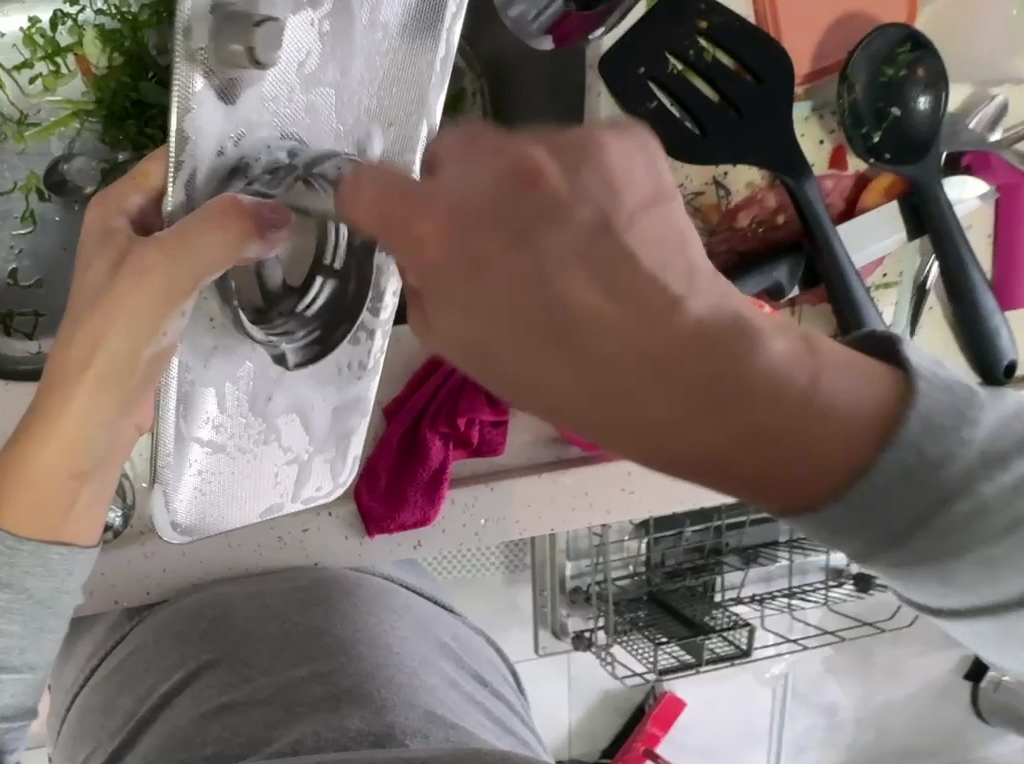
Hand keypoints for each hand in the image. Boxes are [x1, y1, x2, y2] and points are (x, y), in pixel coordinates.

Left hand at [0, 147, 294, 544]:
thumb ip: (221, 231)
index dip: (228, 152)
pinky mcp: (164, 315)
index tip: (287, 150)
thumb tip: (285, 214)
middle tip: (306, 190)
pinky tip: (272, 272)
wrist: (93, 417)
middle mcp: (131, 234)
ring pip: (204, 242)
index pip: (177, 159)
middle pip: (195, 200)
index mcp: (117, 208)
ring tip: (301, 225)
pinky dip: (235, 274)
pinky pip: (205, 280)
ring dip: (243, 237)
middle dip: (244, 197)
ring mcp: (148, 277)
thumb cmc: (116, 335)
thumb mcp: (164, 268)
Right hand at [336, 119, 909, 515]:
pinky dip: (573, 180)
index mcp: (434, 227)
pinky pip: (573, 148)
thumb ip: (419, 278)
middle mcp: (490, 169)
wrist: (660, 360)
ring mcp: (560, 144)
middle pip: (445, 149)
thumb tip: (421, 249)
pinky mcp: (620, 136)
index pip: (363, 184)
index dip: (368, 204)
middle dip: (451, 187)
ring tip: (554, 237)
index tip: (384, 219)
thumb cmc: (540, 367)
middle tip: (481, 234)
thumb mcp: (446, 337)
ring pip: (513, 148)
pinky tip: (597, 226)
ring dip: (516, 183)